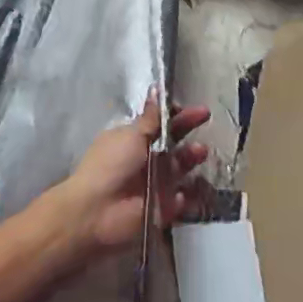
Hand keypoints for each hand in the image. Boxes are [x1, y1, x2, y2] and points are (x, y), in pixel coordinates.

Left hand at [59, 92, 210, 255]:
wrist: (97, 211)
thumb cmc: (111, 165)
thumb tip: (156, 89)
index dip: (174, 114)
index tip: (188, 105)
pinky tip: (181, 192)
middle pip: (172, 142)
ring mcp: (154, 184)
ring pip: (179, 168)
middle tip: (205, 116)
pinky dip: (183, 195)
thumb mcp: (131, 135)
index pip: (158, 123)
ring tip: (200, 151)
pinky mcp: (162, 209)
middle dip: (188, 129)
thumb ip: (150, 117)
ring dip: (190, 158)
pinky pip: (179, 199)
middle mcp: (144, 159)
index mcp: (133, 139)